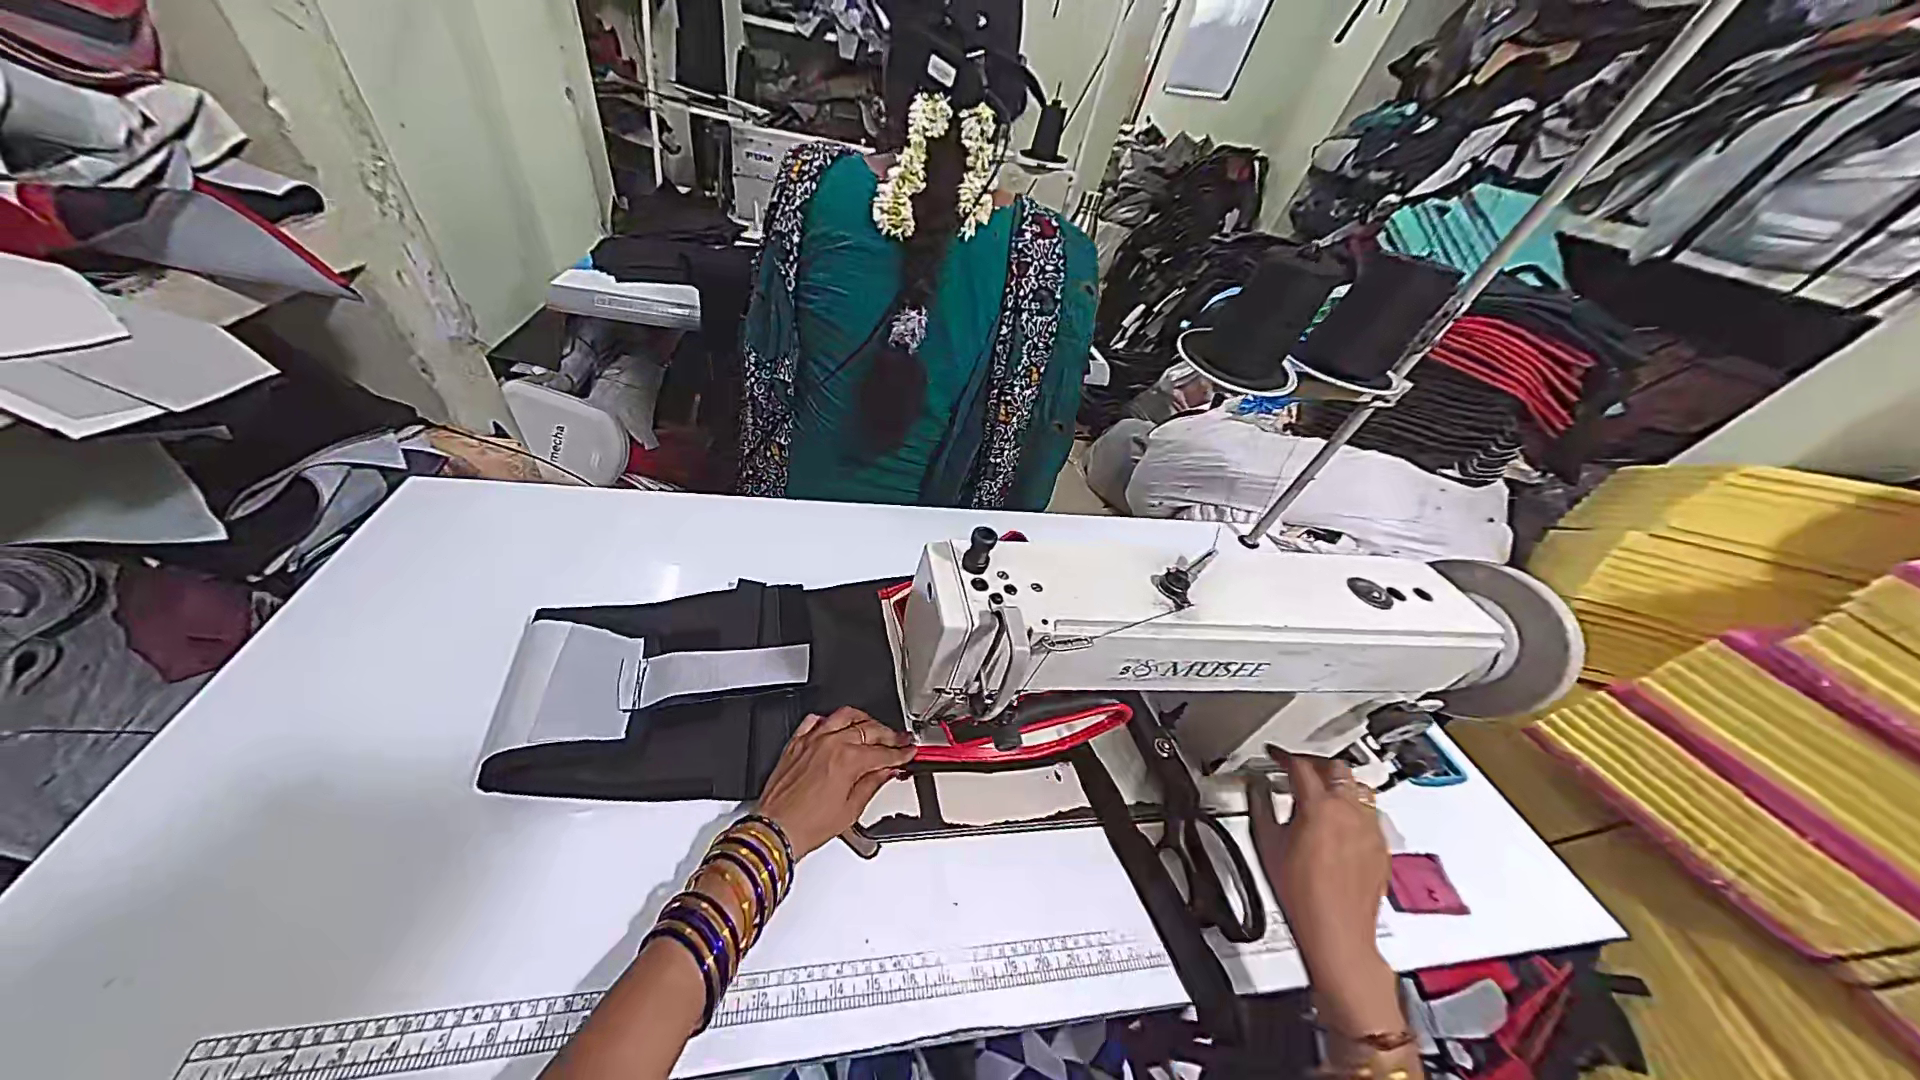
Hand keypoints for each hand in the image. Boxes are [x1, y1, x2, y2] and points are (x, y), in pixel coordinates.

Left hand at [757, 707, 913, 857]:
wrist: (774, 831)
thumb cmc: (807, 825)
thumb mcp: (851, 809)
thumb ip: (873, 783)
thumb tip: (886, 771)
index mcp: (849, 759)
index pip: (884, 751)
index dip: (901, 752)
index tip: (909, 752)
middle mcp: (831, 743)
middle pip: (870, 729)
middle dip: (890, 735)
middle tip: (900, 740)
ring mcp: (813, 740)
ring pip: (845, 715)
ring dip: (864, 719)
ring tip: (874, 727)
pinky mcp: (796, 742)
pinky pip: (815, 720)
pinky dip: (830, 719)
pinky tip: (836, 725)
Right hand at [1247, 750, 1399, 1040]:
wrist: (1336, 932)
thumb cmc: (1302, 893)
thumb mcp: (1266, 840)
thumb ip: (1261, 803)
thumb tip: (1257, 786)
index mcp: (1319, 806)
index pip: (1300, 765)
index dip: (1283, 755)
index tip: (1275, 754)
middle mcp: (1351, 812)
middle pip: (1336, 767)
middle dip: (1314, 762)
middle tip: (1297, 767)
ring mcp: (1370, 830)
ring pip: (1359, 788)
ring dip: (1338, 783)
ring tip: (1320, 790)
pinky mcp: (1381, 848)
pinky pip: (1370, 814)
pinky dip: (1353, 807)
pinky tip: (1338, 820)